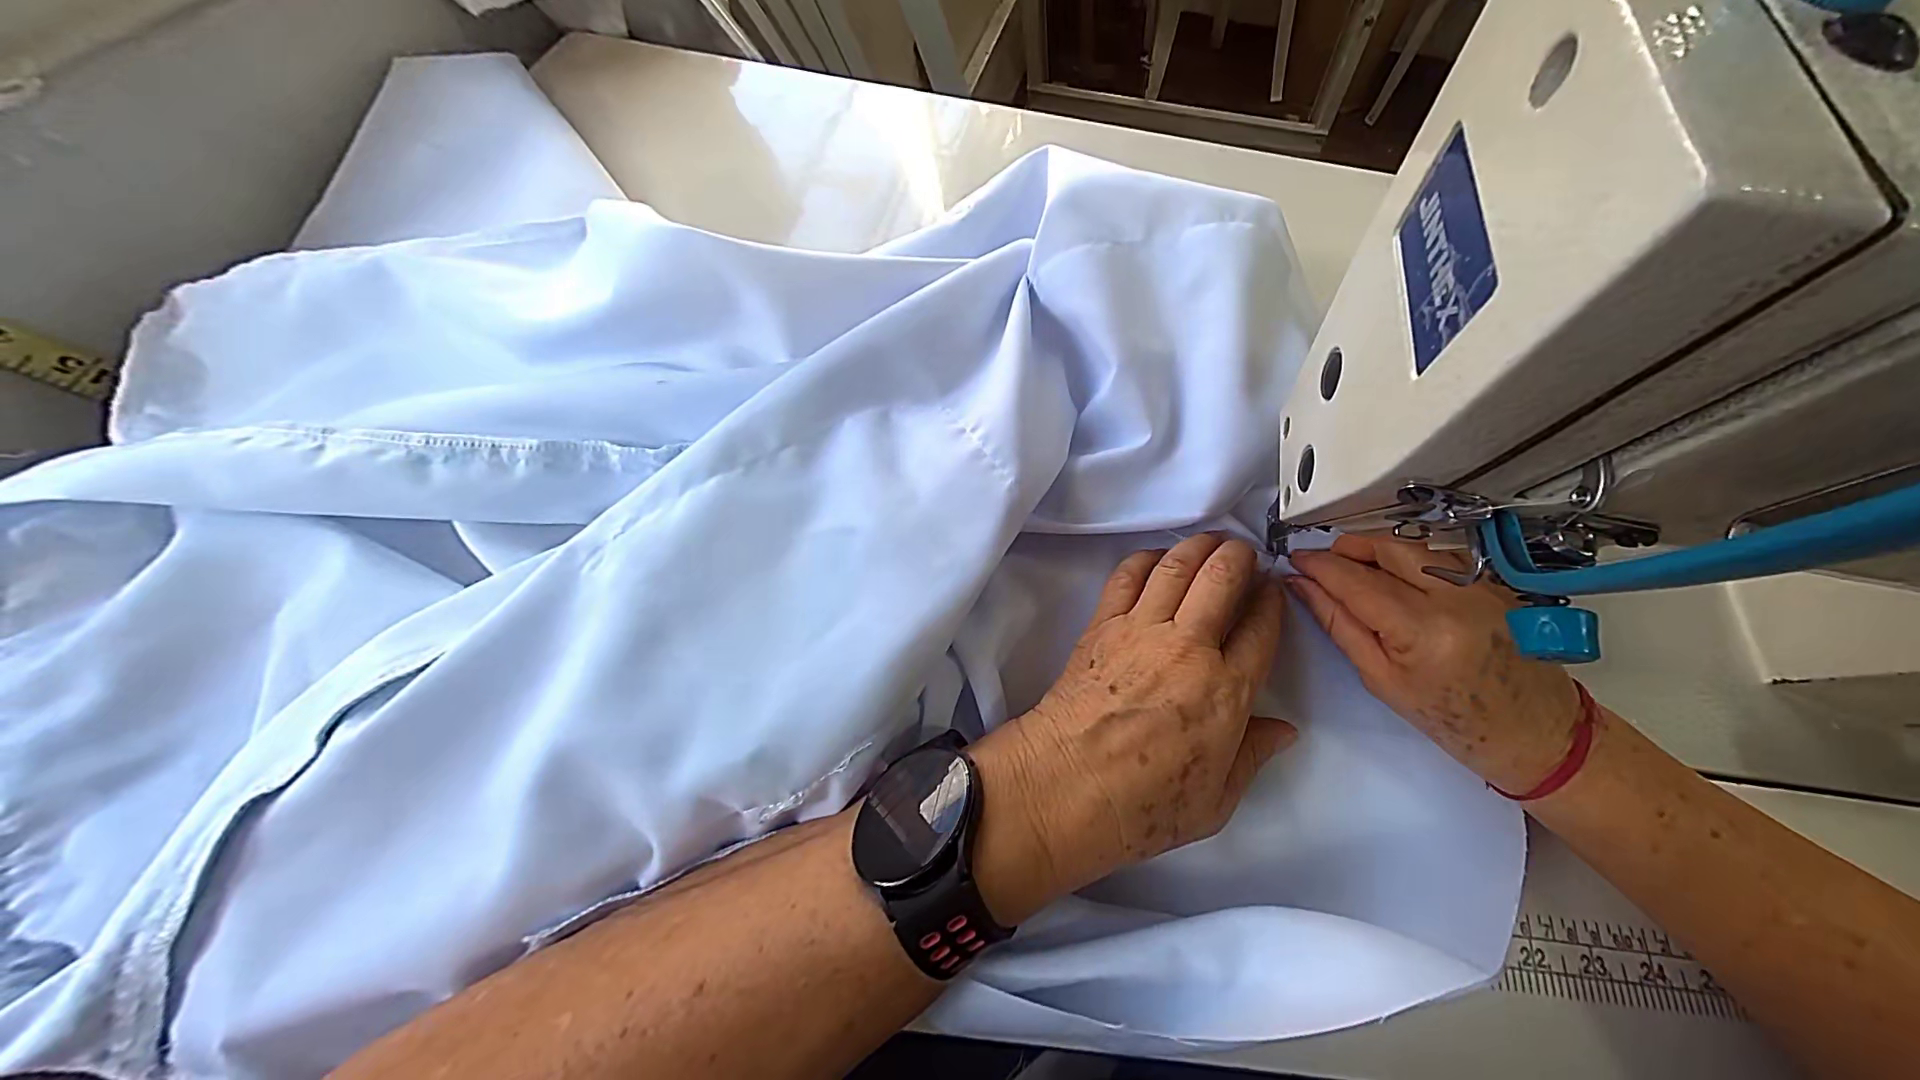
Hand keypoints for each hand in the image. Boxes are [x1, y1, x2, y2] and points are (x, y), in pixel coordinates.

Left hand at [968, 533, 1294, 922]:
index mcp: (1227, 692)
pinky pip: (1127, 576)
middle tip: (1245, 554)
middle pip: (1222, 579)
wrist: (1065, 786)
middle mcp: (1189, 649)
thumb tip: (1283, 729)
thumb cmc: (1142, 806)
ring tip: (1210, 542)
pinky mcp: (1102, 626)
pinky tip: (1156, 559)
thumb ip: (1252, 756)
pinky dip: (1145, 559)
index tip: (1273, 591)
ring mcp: (1141, 631)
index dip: (1272, 603)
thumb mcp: (1215, 801)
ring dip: (1199, 546)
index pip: (1261, 629)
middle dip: (1239, 558)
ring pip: (1177, 567)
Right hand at [1284, 534, 1581, 793]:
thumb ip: (1339, 625)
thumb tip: (1304, 588)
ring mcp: (1481, 586)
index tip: (1294, 561)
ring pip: (1413, 545)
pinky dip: (1406, 557)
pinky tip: (1391, 574)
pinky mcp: (1493, 584)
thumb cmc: (1455, 720)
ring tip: (1350, 566)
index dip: (1318, 566)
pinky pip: (1438, 555)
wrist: (1537, 733)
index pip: (1355, 579)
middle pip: (1386, 548)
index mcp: (1422, 630)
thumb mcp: (1380, 678)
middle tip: (1318, 561)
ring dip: (1374, 549)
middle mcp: (1456, 598)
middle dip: (1345, 548)